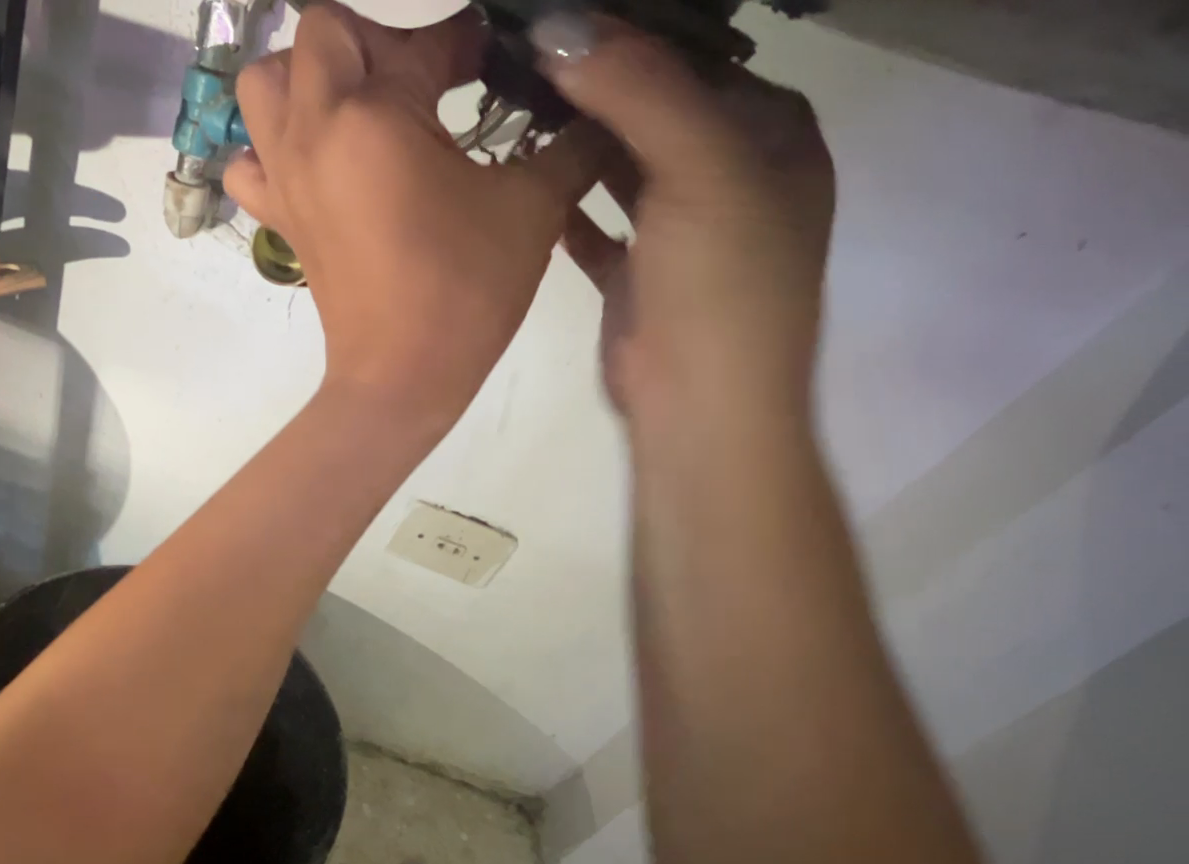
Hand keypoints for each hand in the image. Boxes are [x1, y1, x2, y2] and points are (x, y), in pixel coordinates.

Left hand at [227, 5, 604, 429]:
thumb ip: (571, 140)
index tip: (492, 64)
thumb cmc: (465, 291)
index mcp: (370, 113)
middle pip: (320, 32)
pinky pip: (250, 159)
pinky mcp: (277, 216)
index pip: (418, 38)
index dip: (465, 40)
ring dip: (307, 75)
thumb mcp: (533, 207)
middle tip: (419, 74)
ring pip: (264, 84)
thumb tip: (598, 106)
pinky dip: (271, 147)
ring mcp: (283, 175)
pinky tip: (316, 159)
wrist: (401, 377)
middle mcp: (311, 130)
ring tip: (360, 102)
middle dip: (374, 35)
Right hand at [538, 15, 835, 427]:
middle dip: (596, 85)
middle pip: (655, 107)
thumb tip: (560, 23)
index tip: (558, 23)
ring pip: (624, 165)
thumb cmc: (721, 283)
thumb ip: (638, 90)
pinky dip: (567, 204)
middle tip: (521, 61)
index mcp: (771, 133)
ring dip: (577, 141)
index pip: (696, 57)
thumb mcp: (698, 168)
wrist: (699, 406)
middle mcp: (732, 173)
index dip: (631, 35)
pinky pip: (598, 224)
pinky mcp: (638, 274)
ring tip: (514, 107)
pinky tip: (527, 181)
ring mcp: (683, 228)